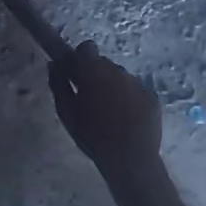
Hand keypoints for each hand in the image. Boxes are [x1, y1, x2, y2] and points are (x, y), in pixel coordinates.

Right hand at [48, 41, 161, 168]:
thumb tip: (53, 65)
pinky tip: (127, 119)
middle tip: (91, 99)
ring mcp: (138, 83)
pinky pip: (137, 90)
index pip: (86, 47)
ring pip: (121, 77)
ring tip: (110, 113)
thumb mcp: (66, 113)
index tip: (76, 74)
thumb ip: (58, 85)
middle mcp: (118, 70)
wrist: (130, 158)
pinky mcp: (152, 97)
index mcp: (95, 71)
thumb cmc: (92, 135)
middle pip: (104, 63)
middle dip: (97, 75)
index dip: (80, 57)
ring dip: (114, 87)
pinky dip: (131, 99)